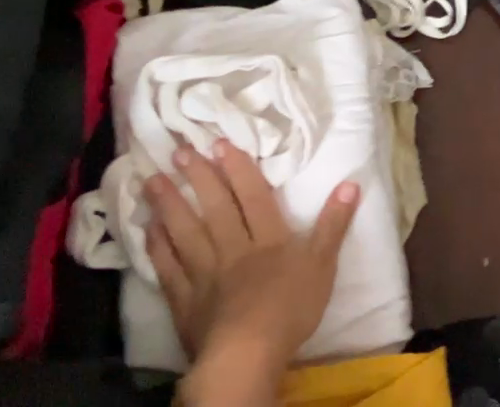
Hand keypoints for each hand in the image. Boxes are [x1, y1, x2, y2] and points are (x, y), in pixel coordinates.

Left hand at [144, 139, 360, 402]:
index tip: (219, 143)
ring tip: (152, 181)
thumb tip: (351, 183)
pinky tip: (148, 230)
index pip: (253, 195)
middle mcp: (233, 248)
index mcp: (268, 238)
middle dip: (199, 178)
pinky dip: (158, 248)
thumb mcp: (323, 264)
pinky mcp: (185, 302)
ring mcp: (205, 274)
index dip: (238, 168)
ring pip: (185, 233)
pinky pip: (168, 269)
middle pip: (215, 208)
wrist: (247, 355)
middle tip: (178, 152)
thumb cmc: (291, 308)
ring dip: (170, 206)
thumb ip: (334, 224)